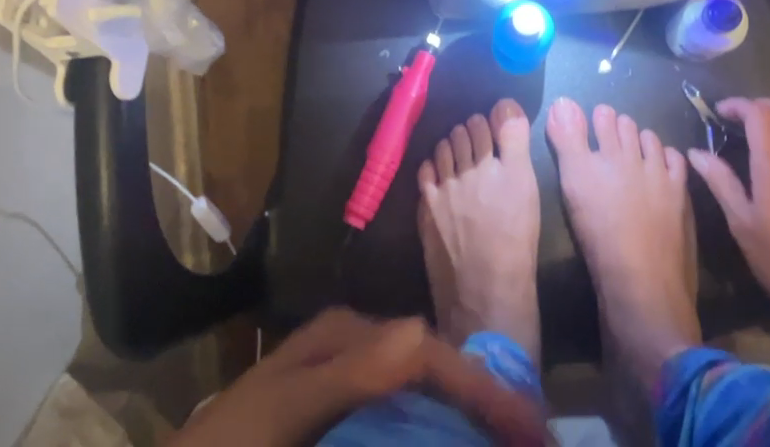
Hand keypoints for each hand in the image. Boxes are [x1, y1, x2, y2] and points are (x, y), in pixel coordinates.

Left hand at [172, 309, 545, 446]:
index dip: (483, 387)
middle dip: (485, 399)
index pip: (430, 350)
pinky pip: (403, 405)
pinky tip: (452, 431)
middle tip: (532, 439)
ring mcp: (351, 373)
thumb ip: (356, 370)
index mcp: (349, 334)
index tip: (530, 433)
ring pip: (425, 385)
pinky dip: (434, 417)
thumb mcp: (293, 404)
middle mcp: (357, 343)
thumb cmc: (237, 440)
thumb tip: (425, 334)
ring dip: (466, 410)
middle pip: (436, 364)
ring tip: (507, 436)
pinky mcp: (345, 402)